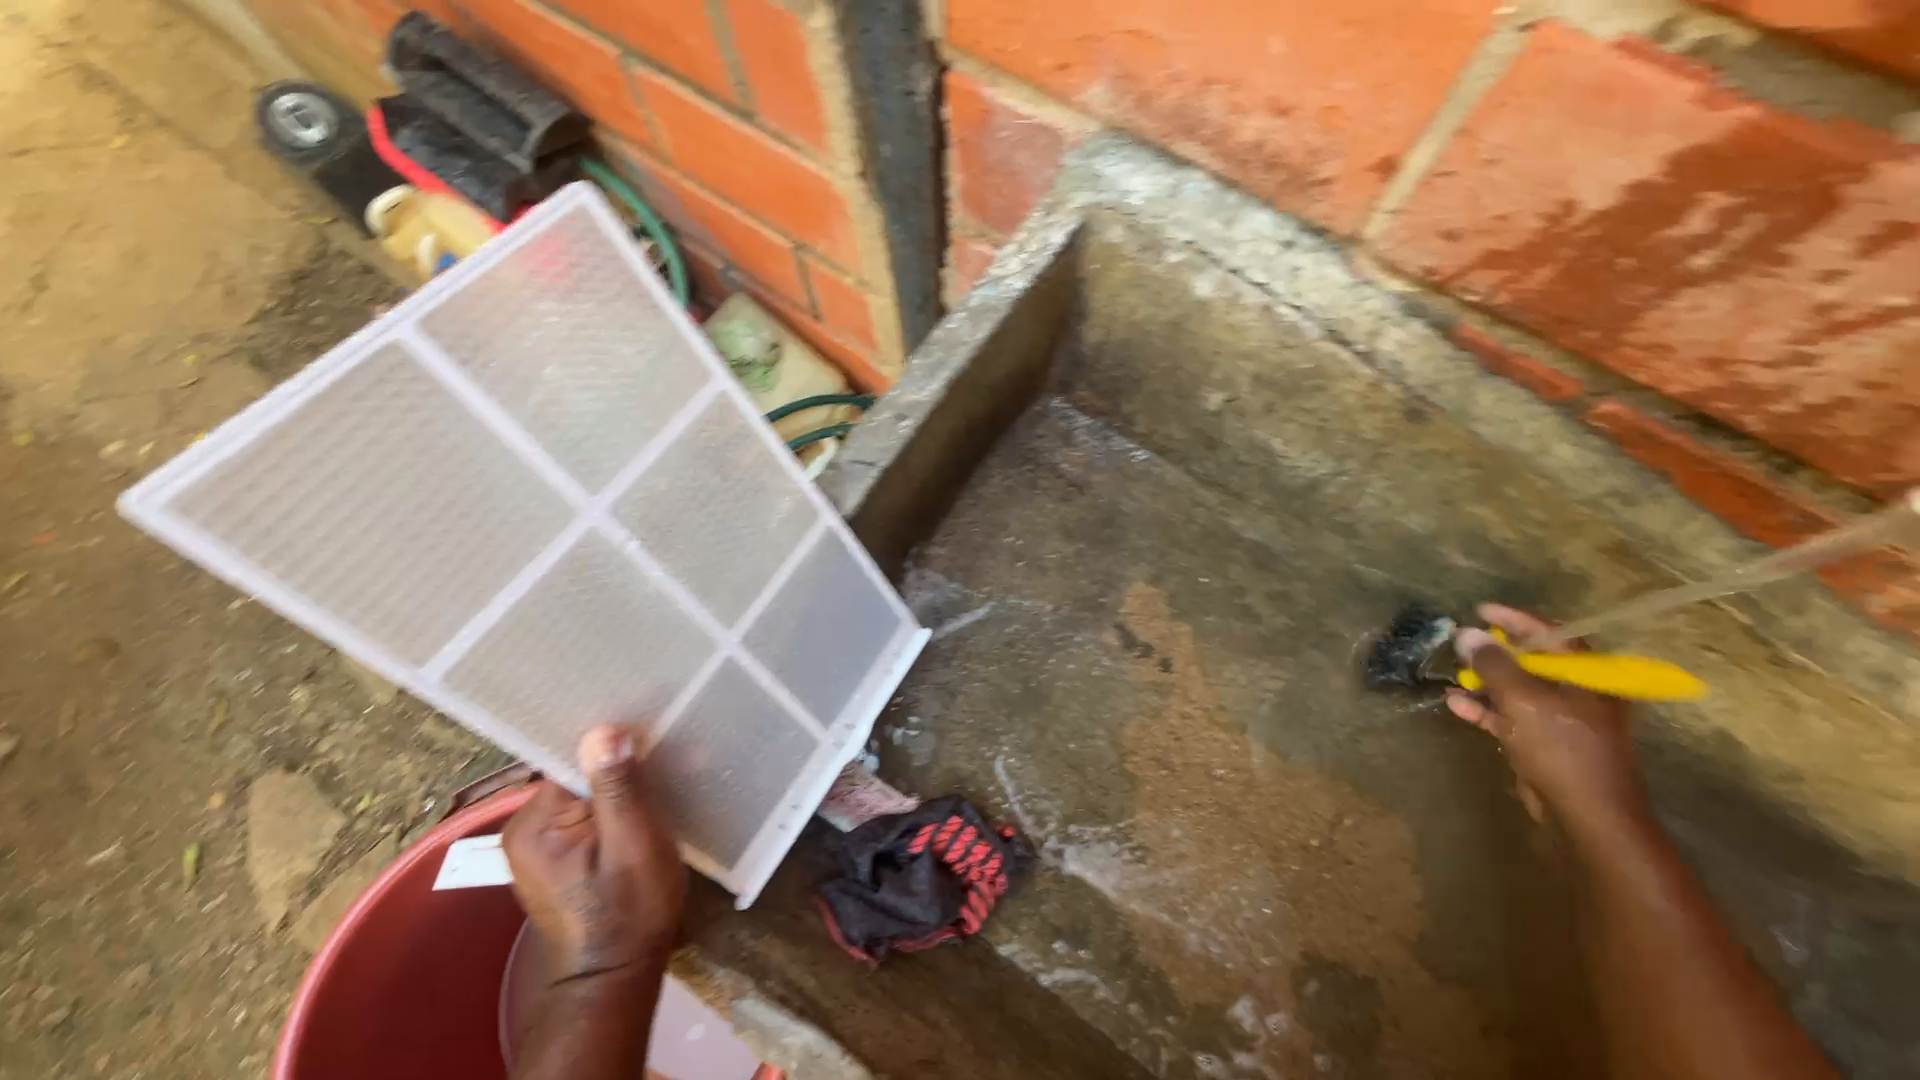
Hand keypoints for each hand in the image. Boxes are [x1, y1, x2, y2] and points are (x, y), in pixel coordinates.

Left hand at [502, 725, 687, 983]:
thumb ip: (617, 788)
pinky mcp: (555, 861)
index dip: (613, 752)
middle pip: (577, 778)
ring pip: (583, 798)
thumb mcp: (634, 843)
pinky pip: (584, 819)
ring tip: (657, 793)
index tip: (650, 745)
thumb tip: (602, 731)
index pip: (573, 762)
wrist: (616, 976)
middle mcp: (524, 831)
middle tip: (663, 771)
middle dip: (619, 774)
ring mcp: (537, 848)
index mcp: (534, 824)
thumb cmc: (630, 910)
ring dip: (618, 795)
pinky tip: (640, 820)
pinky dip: (612, 815)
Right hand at [1445, 604, 1645, 831]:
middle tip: (1462, 645)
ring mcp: (1561, 719)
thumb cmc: (1562, 749)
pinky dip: (1485, 710)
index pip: (1551, 634)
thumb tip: (1466, 634)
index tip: (1479, 611)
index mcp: (1588, 676)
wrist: (1586, 815)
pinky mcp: (1545, 743)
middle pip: (1532, 662)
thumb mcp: (1522, 700)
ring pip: (1518, 690)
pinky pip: (1511, 717)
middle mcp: (1578, 693)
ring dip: (1484, 683)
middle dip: (1493, 654)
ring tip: (1452, 675)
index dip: (1514, 620)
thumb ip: (1492, 665)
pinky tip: (1455, 705)